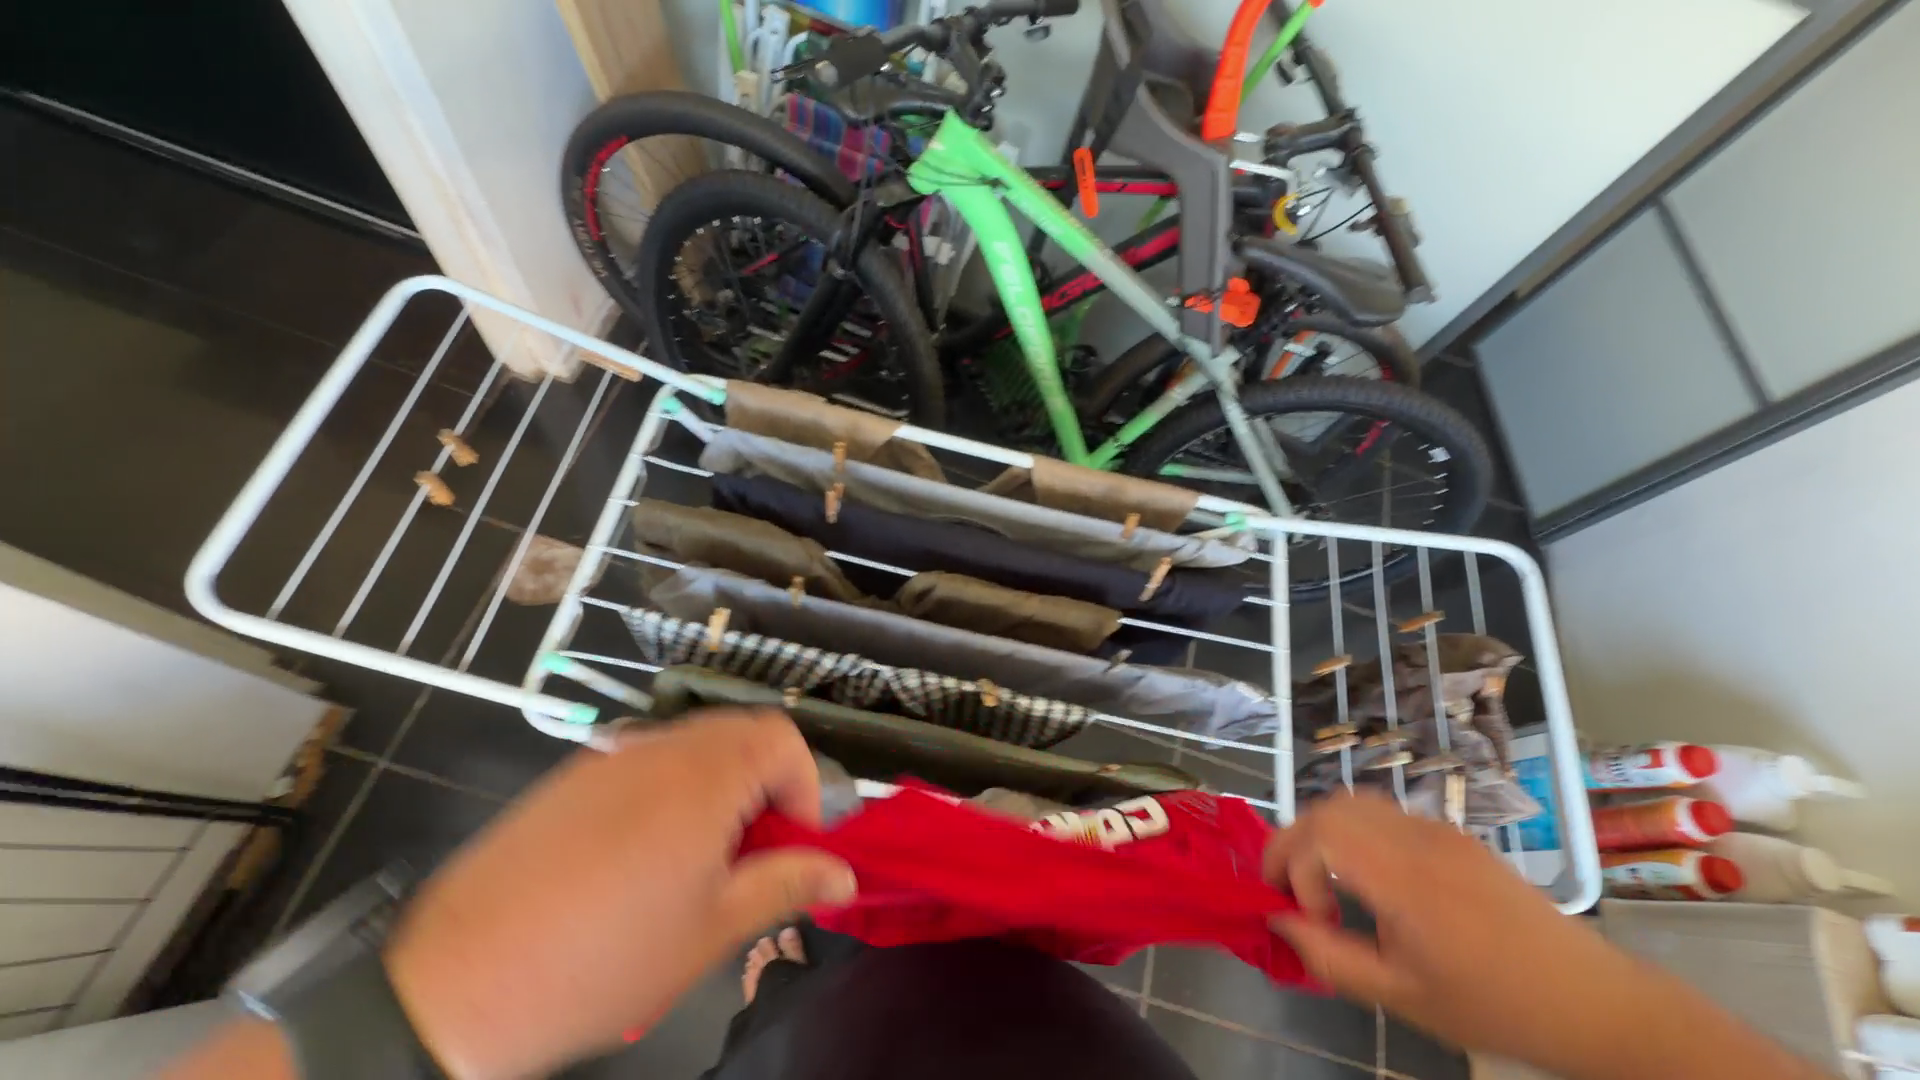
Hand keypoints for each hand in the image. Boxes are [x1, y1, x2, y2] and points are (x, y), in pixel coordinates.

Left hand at [383, 709, 856, 1079]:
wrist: (456, 984)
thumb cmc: (604, 960)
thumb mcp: (711, 931)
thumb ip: (786, 886)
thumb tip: (843, 873)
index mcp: (701, 779)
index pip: (780, 736)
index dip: (804, 785)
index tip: (794, 844)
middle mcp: (657, 750)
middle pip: (739, 733)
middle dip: (766, 783)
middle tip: (756, 853)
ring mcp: (606, 759)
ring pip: (691, 746)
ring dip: (720, 786)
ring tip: (702, 861)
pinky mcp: (568, 780)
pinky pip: (643, 763)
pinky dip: (671, 791)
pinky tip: (643, 858)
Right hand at [1263, 794, 1828, 1079]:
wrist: (1593, 1001)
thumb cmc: (1493, 1005)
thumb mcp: (1401, 996)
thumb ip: (1329, 956)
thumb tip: (1280, 921)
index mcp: (1404, 876)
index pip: (1319, 834)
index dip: (1293, 870)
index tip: (1305, 918)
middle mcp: (1418, 838)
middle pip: (1329, 806)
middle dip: (1294, 841)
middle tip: (1286, 888)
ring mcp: (1439, 831)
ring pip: (1355, 802)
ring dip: (1323, 832)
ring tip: (1320, 880)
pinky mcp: (1455, 837)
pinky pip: (1385, 814)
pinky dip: (1353, 832)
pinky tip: (1365, 878)